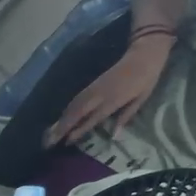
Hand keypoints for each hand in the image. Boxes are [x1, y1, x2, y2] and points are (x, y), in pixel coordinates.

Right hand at [45, 36, 171, 146]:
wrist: (144, 53)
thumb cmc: (147, 77)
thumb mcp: (142, 97)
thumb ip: (126, 116)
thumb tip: (115, 135)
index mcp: (114, 99)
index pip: (92, 119)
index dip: (79, 131)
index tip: (67, 142)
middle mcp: (99, 96)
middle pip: (76, 114)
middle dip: (61, 129)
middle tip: (48, 142)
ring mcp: (93, 90)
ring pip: (72, 108)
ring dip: (60, 121)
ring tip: (49, 134)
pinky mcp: (90, 86)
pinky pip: (74, 101)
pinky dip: (65, 112)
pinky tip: (60, 119)